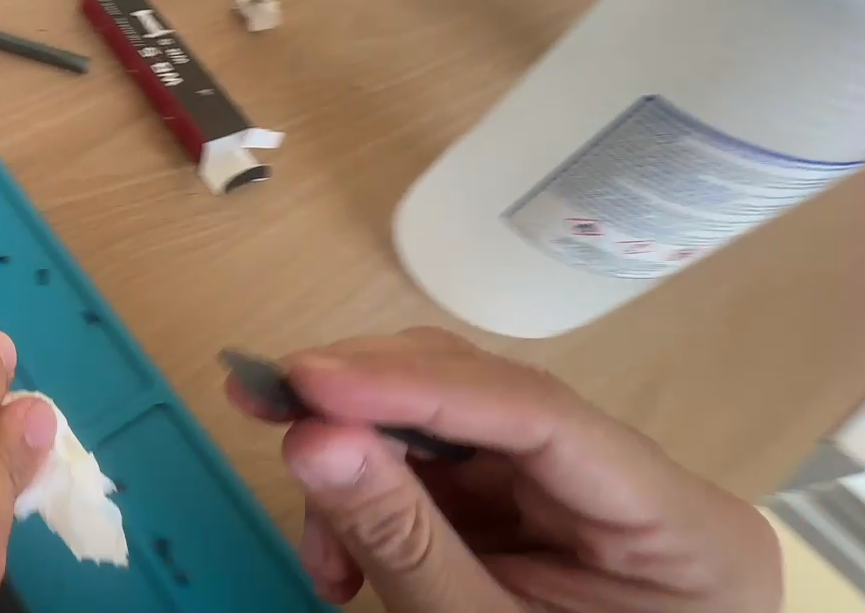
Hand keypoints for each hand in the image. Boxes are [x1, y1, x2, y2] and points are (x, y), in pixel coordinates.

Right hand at [226, 329, 781, 611]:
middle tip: (262, 401)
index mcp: (674, 523)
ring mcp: (554, 483)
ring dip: (349, 458)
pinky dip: (358, 491)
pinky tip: (336, 556)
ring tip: (318, 544)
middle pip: (470, 393)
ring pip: (427, 417)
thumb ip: (400, 538)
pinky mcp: (501, 494)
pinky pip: (411, 459)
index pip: (534, 411)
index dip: (410, 387)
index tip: (303, 380)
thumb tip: (307, 434)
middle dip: (360, 406)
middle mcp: (614, 476)